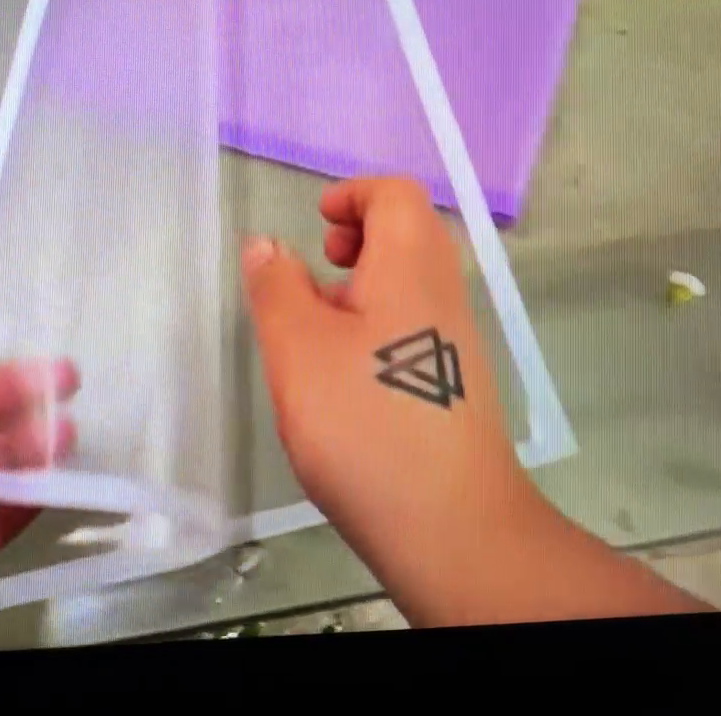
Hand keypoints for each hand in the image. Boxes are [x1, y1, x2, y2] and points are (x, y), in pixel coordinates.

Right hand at [240, 177, 538, 624]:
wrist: (451, 526)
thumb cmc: (364, 422)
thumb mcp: (297, 348)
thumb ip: (275, 286)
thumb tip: (266, 243)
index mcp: (410, 267)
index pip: (396, 194)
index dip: (353, 194)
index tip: (316, 226)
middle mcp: (443, 294)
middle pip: (409, 232)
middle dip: (358, 235)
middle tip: (319, 267)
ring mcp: (454, 341)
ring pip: (411, 281)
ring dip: (363, 282)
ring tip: (317, 325)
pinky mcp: (453, 382)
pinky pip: (414, 323)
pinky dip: (376, 322)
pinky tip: (343, 374)